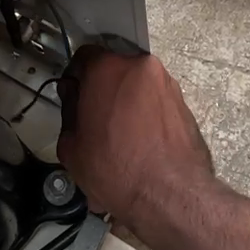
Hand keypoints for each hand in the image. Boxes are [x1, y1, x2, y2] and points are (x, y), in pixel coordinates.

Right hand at [57, 48, 215, 225]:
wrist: (169, 193)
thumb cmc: (120, 170)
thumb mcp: (71, 145)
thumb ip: (68, 110)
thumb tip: (72, 98)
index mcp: (107, 68)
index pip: (84, 55)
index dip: (76, 76)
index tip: (73, 91)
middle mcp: (139, 67)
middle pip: (113, 69)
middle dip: (102, 89)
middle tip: (94, 117)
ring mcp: (165, 82)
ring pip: (136, 85)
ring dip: (126, 102)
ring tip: (118, 136)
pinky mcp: (182, 101)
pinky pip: (155, 100)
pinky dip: (145, 114)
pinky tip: (138, 142)